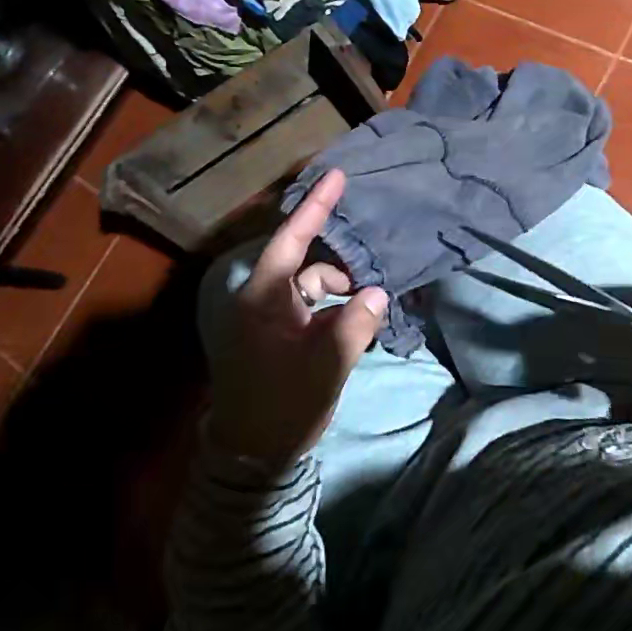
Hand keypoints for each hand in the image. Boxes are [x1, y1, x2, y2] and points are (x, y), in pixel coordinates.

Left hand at [206, 169, 387, 467]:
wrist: (253, 454)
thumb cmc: (283, 404)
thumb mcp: (326, 364)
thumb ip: (355, 323)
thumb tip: (378, 291)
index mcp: (263, 299)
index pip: (291, 240)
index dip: (315, 207)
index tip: (337, 175)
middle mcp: (262, 300)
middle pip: (309, 266)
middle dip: (342, 272)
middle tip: (375, 281)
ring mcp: (268, 319)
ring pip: (313, 289)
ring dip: (341, 296)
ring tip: (369, 316)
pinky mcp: (277, 335)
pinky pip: (311, 309)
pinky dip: (334, 312)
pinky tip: (356, 327)